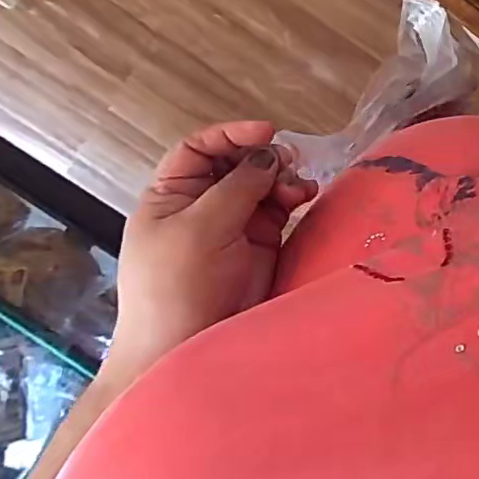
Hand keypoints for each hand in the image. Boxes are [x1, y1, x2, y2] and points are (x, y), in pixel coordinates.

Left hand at [109, 121, 316, 383]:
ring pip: (265, 184)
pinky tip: (306, 198)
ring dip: (285, 179)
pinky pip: (282, 208)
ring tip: (300, 190)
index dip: (231, 135)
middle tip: (290, 164)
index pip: (200, 149)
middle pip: (238, 163)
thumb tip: (269, 154)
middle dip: (265, 158)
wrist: (188, 347)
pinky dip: (295, 198)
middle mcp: (204, 204)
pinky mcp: (263, 242)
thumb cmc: (178, 286)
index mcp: (172, 196)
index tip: (267, 132)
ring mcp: (235, 224)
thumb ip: (236, 186)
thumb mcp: (199, 228)